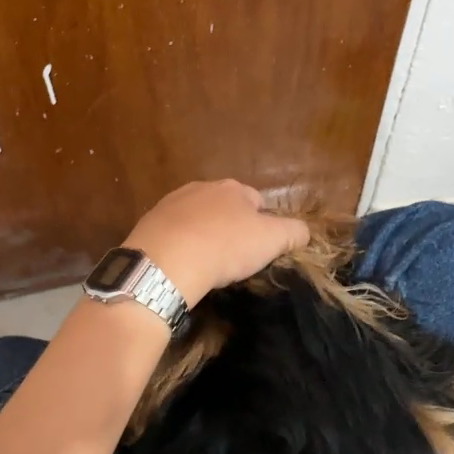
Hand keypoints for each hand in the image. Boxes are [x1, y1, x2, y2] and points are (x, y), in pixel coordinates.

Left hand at [123, 180, 309, 303]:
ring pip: (197, 218)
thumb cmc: (225, 247)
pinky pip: (173, 233)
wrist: (166, 261)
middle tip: (234, 258)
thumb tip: (304, 232)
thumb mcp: (272, 240)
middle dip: (230, 227)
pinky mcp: (150, 222)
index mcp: (233, 188)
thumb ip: (294, 232)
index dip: (263, 225)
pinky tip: (183, 265)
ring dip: (203, 235)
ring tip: (206, 264)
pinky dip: (180, 245)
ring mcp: (172, 203)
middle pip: (224, 208)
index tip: (260, 250)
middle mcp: (202, 188)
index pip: (257, 202)